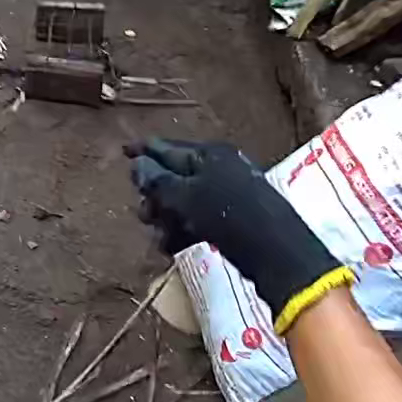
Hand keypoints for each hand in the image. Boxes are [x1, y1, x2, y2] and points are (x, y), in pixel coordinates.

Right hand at [126, 138, 342, 318]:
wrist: (276, 253)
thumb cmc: (228, 217)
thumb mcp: (185, 197)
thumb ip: (157, 181)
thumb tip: (137, 165)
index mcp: (209, 154)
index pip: (167, 148)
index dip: (144, 151)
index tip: (124, 151)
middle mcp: (218, 169)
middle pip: (173, 177)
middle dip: (154, 197)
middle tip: (145, 216)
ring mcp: (226, 194)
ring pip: (183, 202)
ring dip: (166, 220)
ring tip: (161, 238)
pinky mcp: (232, 219)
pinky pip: (197, 219)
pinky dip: (183, 231)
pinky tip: (173, 247)